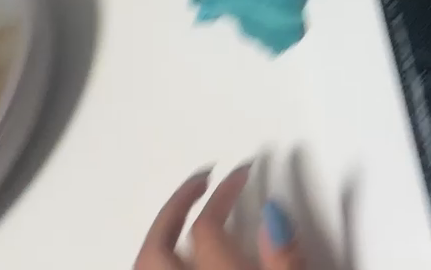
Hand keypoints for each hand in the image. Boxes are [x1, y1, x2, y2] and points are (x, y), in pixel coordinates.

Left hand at [136, 165, 302, 269]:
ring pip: (144, 266)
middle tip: (201, 179)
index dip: (223, 192)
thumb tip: (273, 213)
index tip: (242, 170)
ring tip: (185, 210)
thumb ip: (285, 255)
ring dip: (163, 232)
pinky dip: (160, 259)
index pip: (205, 228)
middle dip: (177, 204)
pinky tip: (178, 251)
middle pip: (157, 247)